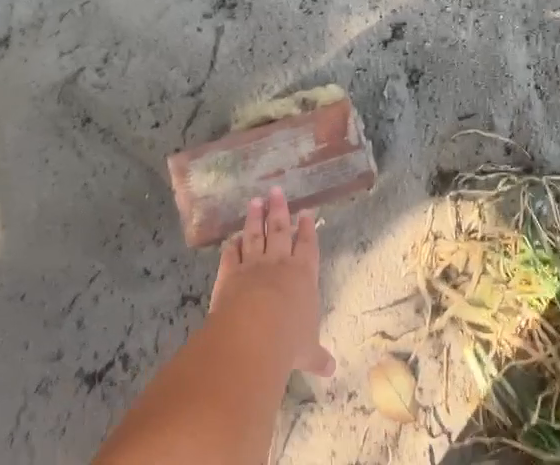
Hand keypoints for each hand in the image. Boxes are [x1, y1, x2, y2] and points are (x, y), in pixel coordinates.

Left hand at [208, 187, 334, 377]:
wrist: (254, 333)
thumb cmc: (289, 339)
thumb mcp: (308, 351)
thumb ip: (316, 356)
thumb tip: (330, 369)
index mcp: (304, 276)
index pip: (308, 246)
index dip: (307, 229)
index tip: (306, 212)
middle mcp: (279, 264)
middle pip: (281, 231)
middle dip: (280, 210)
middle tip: (277, 191)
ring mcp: (253, 266)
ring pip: (255, 235)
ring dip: (255, 218)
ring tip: (255, 200)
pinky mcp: (229, 274)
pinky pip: (231, 254)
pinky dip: (232, 245)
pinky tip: (231, 237)